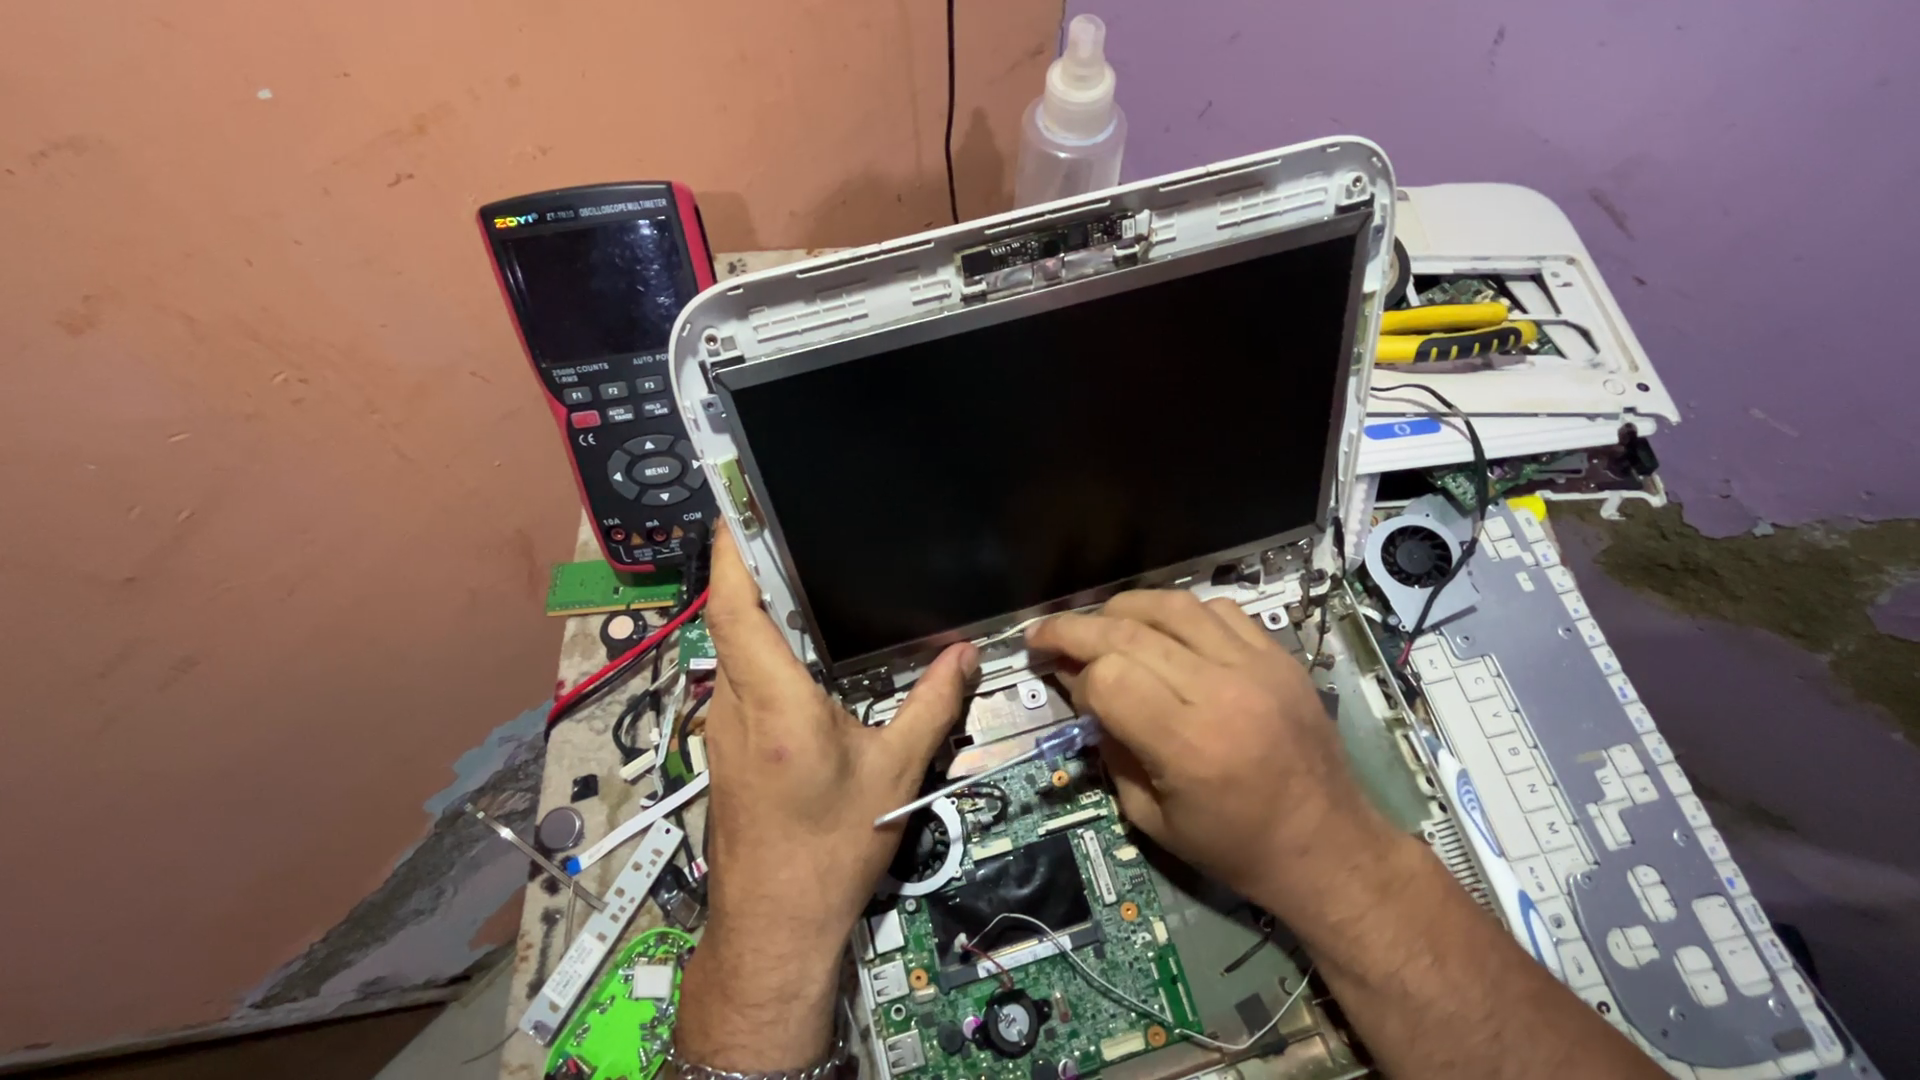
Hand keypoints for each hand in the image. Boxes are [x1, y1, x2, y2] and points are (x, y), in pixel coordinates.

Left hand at [677, 528, 977, 1068]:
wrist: (774, 925)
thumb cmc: (833, 847)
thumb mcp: (895, 772)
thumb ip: (933, 705)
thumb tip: (966, 653)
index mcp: (774, 701)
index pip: (735, 609)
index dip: (728, 555)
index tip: (734, 512)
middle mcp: (734, 706)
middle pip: (726, 621)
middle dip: (742, 571)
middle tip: (778, 534)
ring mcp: (720, 730)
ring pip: (727, 653)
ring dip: (747, 613)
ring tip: (788, 582)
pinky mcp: (721, 751)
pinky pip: (733, 681)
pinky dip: (752, 651)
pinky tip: (790, 655)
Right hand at [1025, 589, 1400, 931]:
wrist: (1329, 847)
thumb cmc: (1234, 847)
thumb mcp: (1151, 817)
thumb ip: (1109, 748)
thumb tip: (1079, 689)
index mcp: (1188, 745)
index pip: (1109, 677)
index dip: (1078, 681)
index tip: (1071, 694)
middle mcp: (1221, 692)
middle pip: (1128, 632)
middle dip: (1074, 629)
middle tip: (1043, 634)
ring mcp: (1256, 667)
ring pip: (1172, 606)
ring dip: (1123, 607)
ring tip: (1099, 622)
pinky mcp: (1279, 656)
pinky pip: (1219, 609)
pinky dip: (1179, 612)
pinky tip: (1163, 629)